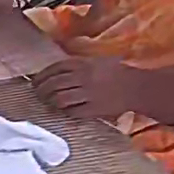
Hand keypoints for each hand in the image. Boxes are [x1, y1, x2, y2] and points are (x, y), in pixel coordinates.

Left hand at [31, 55, 166, 119]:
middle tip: (38, 94)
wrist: (138, 87)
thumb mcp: (95, 61)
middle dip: (41, 90)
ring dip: (50, 102)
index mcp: (83, 63)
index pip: (54, 68)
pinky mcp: (95, 109)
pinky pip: (73, 112)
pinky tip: (63, 111)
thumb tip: (50, 72)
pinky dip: (65, 112)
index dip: (41, 76)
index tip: (34, 81)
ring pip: (59, 99)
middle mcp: (84, 77)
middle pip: (53, 84)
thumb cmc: (115, 73)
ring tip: (48, 103)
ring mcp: (89, 94)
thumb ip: (75, 65)